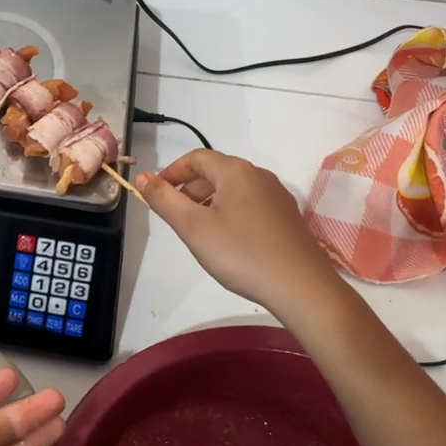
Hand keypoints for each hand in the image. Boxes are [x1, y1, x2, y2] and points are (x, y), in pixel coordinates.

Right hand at [136, 149, 349, 322]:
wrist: (302, 288)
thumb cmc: (241, 254)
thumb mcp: (193, 227)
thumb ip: (164, 200)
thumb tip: (143, 177)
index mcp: (235, 171)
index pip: (196, 158)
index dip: (172, 172)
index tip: (156, 194)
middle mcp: (259, 176)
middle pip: (215, 171)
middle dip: (189, 189)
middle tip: (174, 216)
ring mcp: (277, 196)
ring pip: (233, 189)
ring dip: (209, 202)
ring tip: (197, 231)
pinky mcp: (287, 217)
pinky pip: (250, 204)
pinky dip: (230, 213)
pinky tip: (228, 241)